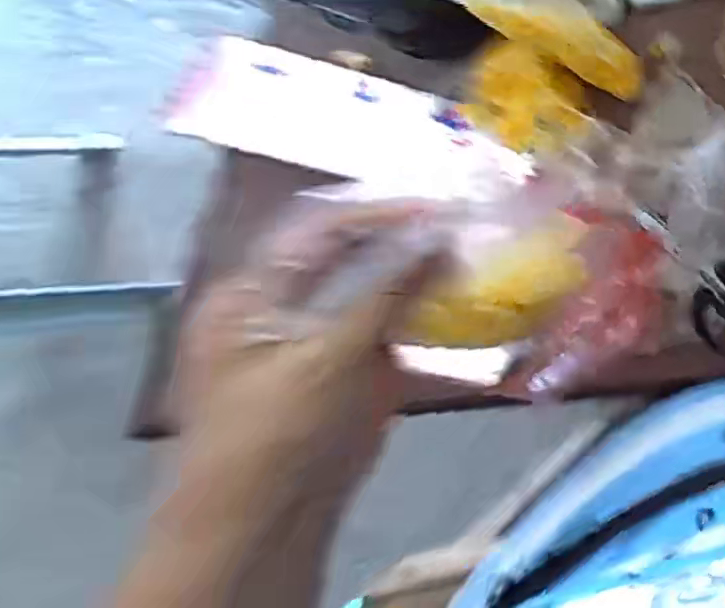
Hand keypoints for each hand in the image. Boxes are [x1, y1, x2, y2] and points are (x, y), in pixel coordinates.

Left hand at [175, 203, 446, 519]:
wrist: (273, 515)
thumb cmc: (278, 432)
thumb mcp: (328, 356)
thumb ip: (386, 289)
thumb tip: (441, 232)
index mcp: (253, 293)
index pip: (320, 228)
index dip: (380, 211)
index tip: (440, 208)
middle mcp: (284, 299)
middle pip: (351, 245)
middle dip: (407, 230)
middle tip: (462, 219)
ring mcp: (321, 325)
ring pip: (378, 274)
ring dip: (423, 259)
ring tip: (471, 245)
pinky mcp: (352, 349)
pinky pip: (395, 306)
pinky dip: (428, 293)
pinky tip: (463, 283)